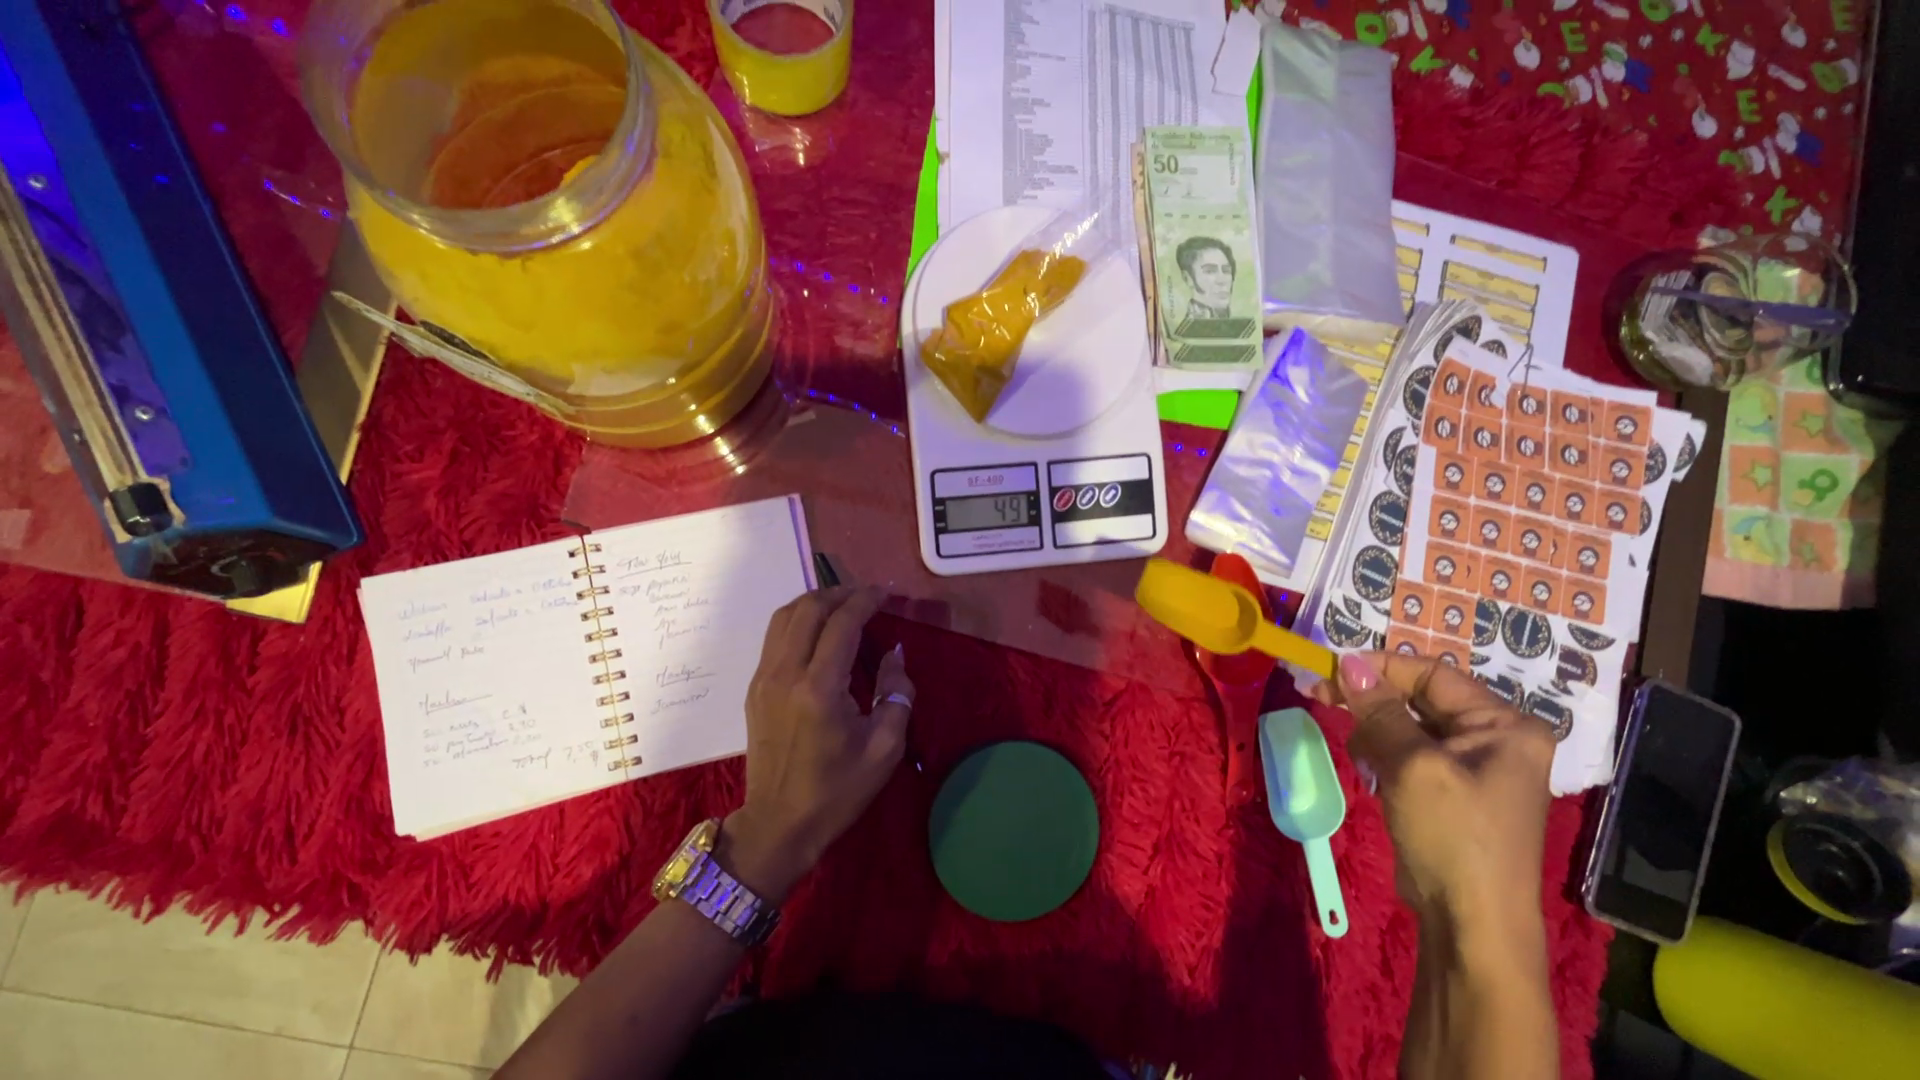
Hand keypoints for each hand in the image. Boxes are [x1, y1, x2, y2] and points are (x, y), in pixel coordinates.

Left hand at [721, 587, 912, 903]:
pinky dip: (797, 621)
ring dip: (814, 602)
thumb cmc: (837, 791)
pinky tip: (817, 631)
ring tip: (842, 605)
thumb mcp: (884, 748)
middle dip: (839, 593)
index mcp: (820, 688)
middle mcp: (786, 674)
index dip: (865, 600)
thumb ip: (896, 693)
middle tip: (866, 595)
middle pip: (808, 609)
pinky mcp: (754, 688)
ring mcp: (764, 679)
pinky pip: (774, 637)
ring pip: (784, 617)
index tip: (884, 594)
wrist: (779, 824)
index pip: (842, 623)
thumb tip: (893, 653)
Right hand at [1309, 652, 1553, 925]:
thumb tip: (1347, 662)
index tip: (1329, 669)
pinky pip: (1411, 754)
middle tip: (1319, 695)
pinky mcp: (1453, 793)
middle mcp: (1497, 739)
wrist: (1471, 922)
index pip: (1433, 675)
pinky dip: (1383, 754)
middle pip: (1421, 699)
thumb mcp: (1412, 764)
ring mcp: (1476, 768)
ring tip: (1354, 750)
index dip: (1380, 668)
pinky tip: (1368, 769)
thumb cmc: (1451, 834)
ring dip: (1374, 730)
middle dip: (1371, 699)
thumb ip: (1379, 710)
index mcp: (1505, 724)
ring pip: (1410, 726)